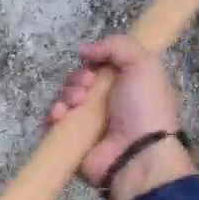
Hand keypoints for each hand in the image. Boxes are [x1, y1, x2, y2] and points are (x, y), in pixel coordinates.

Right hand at [45, 35, 197, 199]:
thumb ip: (116, 46)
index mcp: (125, 86)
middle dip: (77, 80)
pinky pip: (54, 125)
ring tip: (76, 103)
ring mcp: (88, 125)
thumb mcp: (143, 64)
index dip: (92, 62)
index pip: (99, 68)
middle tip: (86, 87)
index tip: (93, 64)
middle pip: (78, 83)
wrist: (136, 152)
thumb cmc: (144, 106)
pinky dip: (54, 117)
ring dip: (66, 96)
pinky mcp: (72, 143)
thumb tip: (84, 50)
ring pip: (65, 101)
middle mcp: (106, 104)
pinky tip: (60, 116)